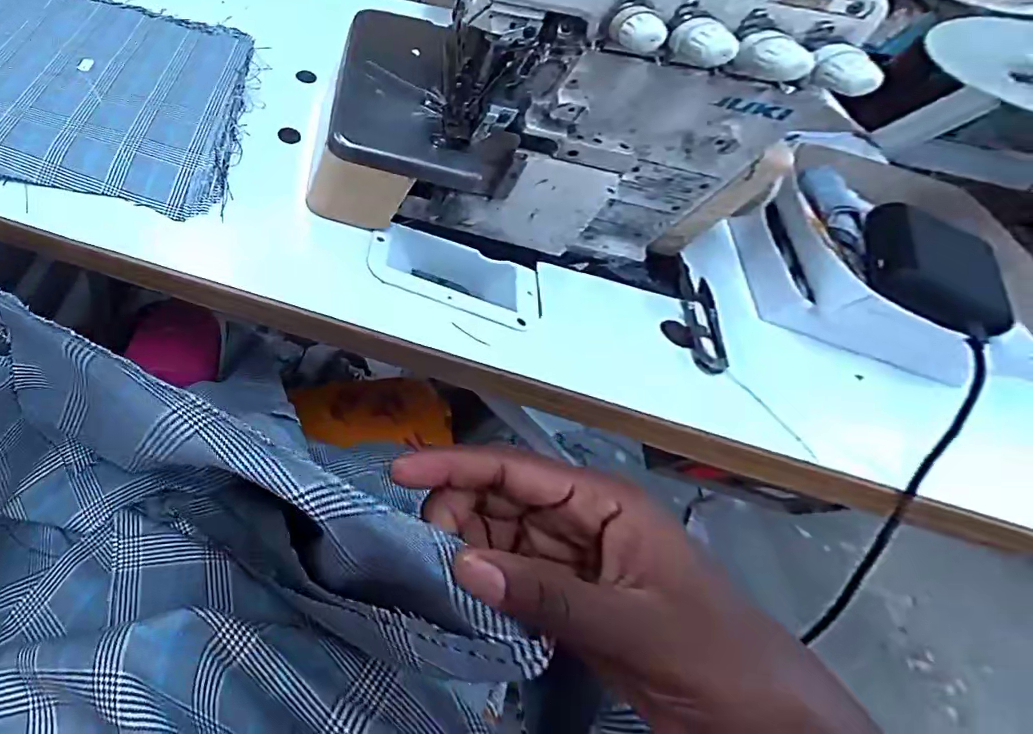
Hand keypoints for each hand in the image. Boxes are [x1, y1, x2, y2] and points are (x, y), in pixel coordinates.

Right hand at [391, 447, 875, 733]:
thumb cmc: (726, 663)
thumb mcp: (638, 627)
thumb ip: (547, 595)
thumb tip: (460, 565)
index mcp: (603, 503)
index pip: (511, 468)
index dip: (452, 464)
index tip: (400, 472)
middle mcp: (578, 519)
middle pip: (493, 496)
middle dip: (456, 512)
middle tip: (432, 546)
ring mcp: (570, 558)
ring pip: (492, 533)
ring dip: (465, 548)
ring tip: (449, 575)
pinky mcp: (564, 595)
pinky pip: (505, 574)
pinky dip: (482, 580)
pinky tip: (471, 595)